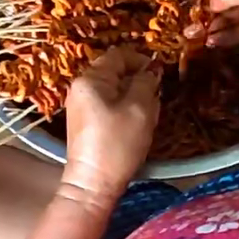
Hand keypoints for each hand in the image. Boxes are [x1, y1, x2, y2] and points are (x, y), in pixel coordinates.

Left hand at [60, 46, 160, 200]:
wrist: (92, 183)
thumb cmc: (117, 144)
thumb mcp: (139, 109)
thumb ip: (146, 83)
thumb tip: (151, 69)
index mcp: (90, 79)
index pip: (118, 55)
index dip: (141, 60)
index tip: (158, 74)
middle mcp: (80, 87)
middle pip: (115, 71)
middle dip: (138, 80)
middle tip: (154, 97)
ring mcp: (80, 105)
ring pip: (113, 89)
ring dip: (133, 97)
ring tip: (146, 115)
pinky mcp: (84, 121)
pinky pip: (107, 105)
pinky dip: (123, 109)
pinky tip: (134, 125)